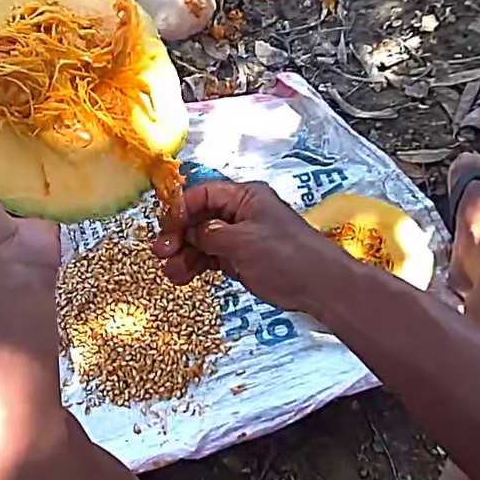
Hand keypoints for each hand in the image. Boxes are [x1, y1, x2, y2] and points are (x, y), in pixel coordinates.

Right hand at [150, 181, 354, 312]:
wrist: (318, 285)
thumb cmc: (288, 255)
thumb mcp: (243, 241)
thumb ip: (210, 235)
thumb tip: (189, 233)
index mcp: (244, 197)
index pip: (202, 194)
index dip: (181, 209)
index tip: (168, 229)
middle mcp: (239, 214)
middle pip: (197, 218)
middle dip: (177, 235)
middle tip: (162, 252)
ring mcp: (238, 237)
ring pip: (199, 241)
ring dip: (182, 255)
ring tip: (170, 271)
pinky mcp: (238, 259)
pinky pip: (208, 258)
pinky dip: (194, 266)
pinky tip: (181, 276)